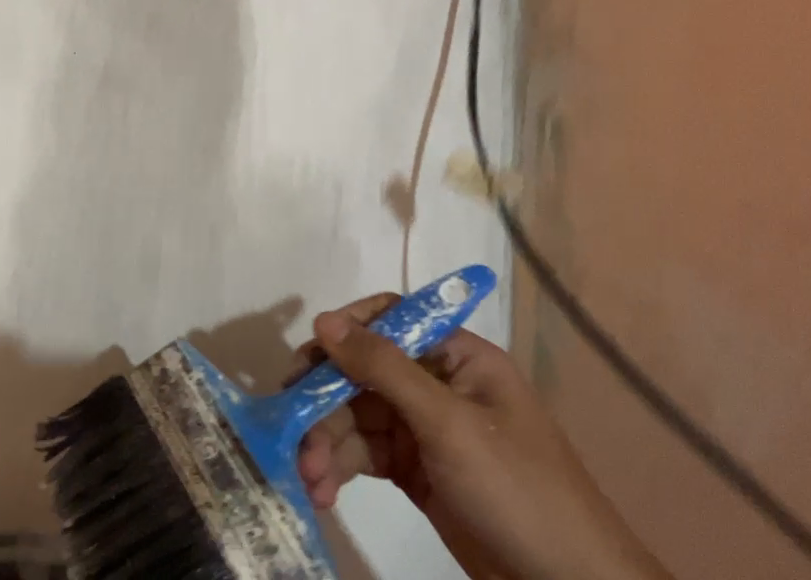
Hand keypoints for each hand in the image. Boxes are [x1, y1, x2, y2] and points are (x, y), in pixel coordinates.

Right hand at [293, 294, 673, 579]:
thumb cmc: (518, 491)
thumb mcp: (449, 423)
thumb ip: (384, 368)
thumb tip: (323, 319)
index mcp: (457, 359)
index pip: (389, 321)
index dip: (345, 333)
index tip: (308, 359)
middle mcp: (437, 385)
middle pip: (362, 374)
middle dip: (325, 404)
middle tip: (292, 432)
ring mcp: (425, 430)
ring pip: (356, 417)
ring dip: (327, 443)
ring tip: (309, 478)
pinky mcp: (415, 471)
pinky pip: (364, 455)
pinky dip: (339, 468)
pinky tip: (322, 491)